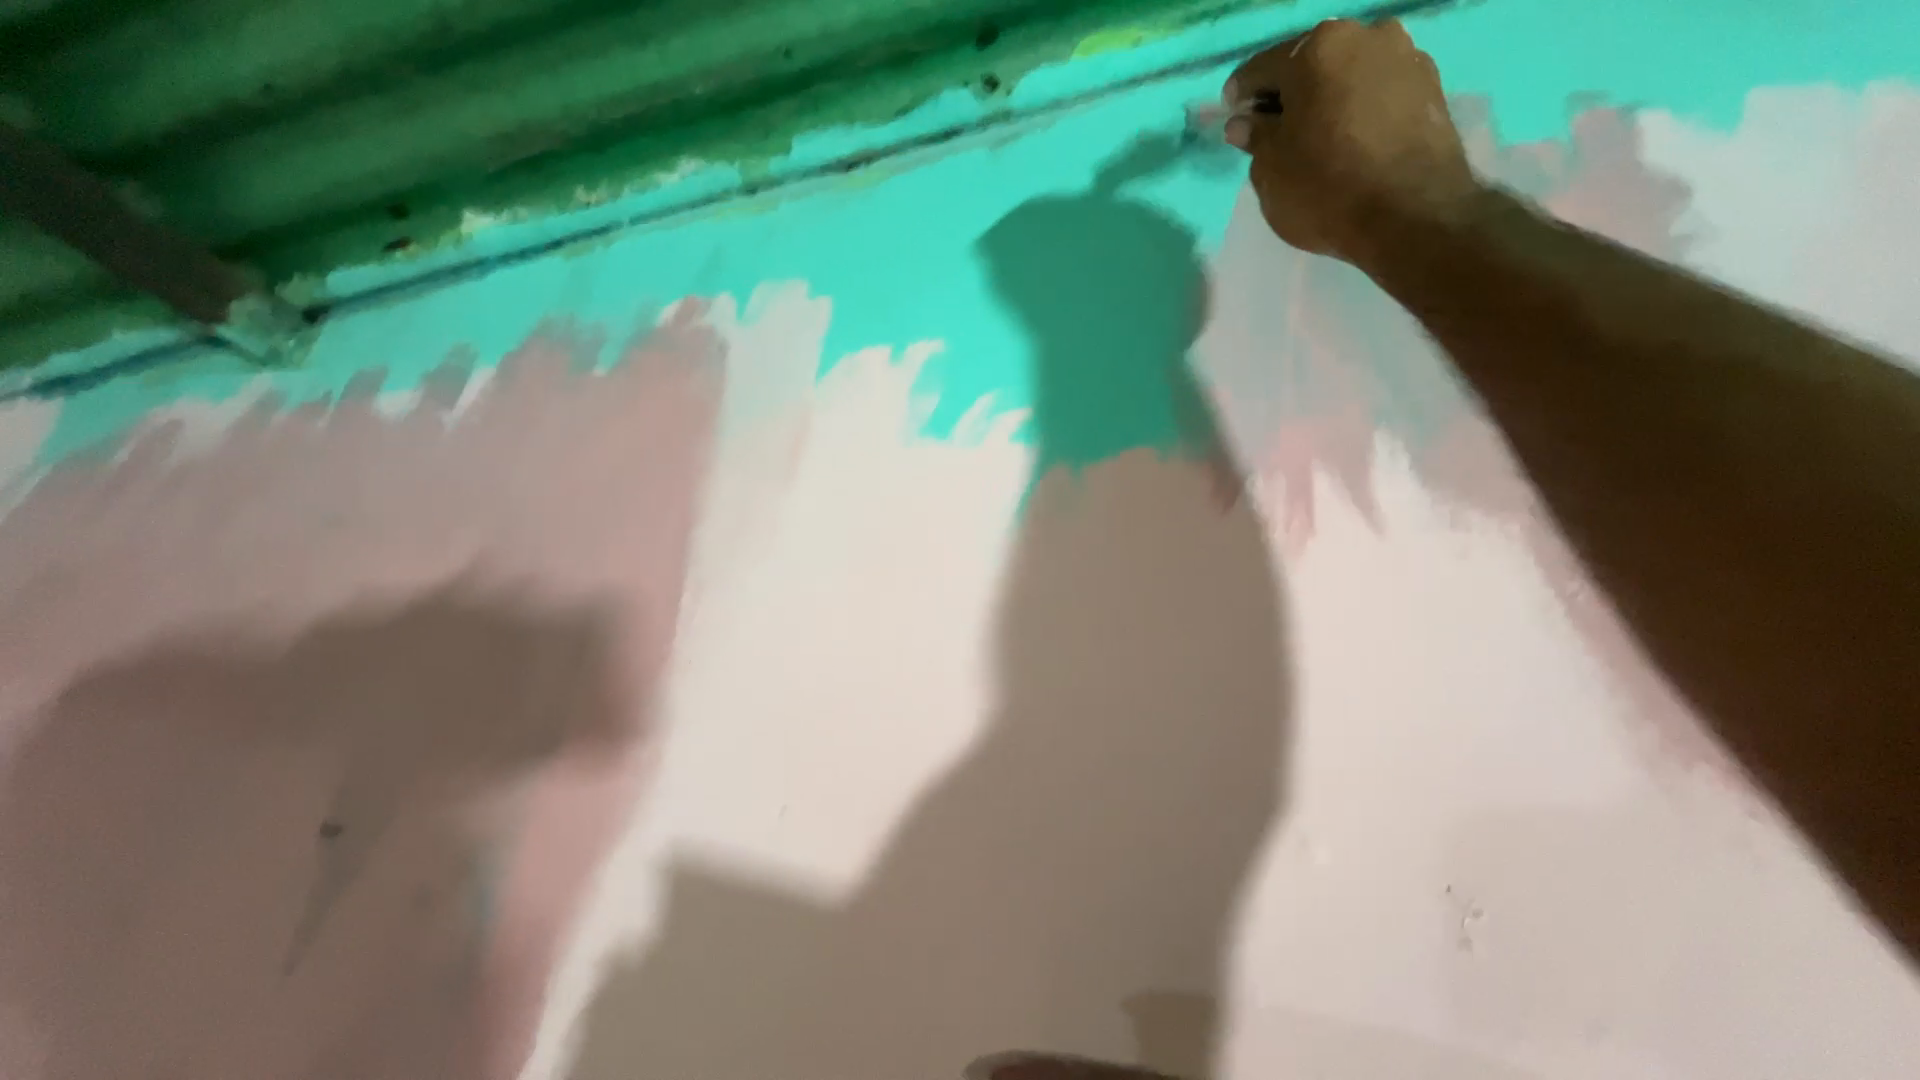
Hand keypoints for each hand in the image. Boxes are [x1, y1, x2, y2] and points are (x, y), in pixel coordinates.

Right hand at [1223, 17, 1478, 266]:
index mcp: (1317, 48)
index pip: (1262, 69)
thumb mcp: (1269, 170)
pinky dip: (1359, 112)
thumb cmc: (1326, 189)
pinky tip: (1350, 144)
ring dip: (1327, 102)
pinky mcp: (1432, 89)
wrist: (1413, 216)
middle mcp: (1365, 37)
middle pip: (1310, 66)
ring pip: (1348, 77)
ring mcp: (1405, 58)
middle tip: (1274, 133)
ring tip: (1315, 141)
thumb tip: (1245, 122)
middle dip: (1289, 96)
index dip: (1241, 98)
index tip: (1233, 120)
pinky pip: (1378, 95)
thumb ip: (1255, 137)